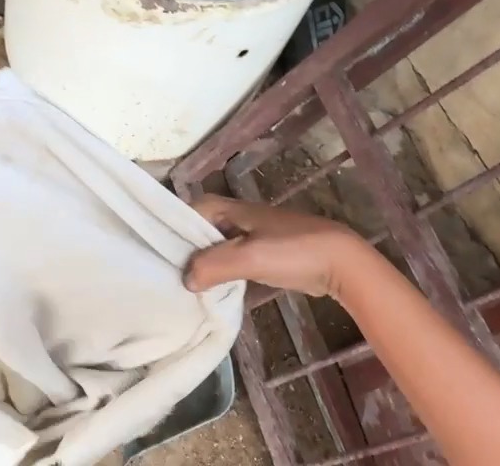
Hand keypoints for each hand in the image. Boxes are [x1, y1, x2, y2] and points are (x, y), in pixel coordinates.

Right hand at [183, 195, 370, 297]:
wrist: (340, 262)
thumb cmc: (293, 251)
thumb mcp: (250, 257)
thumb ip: (216, 265)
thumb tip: (185, 279)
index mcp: (233, 210)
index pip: (193, 209)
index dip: (175, 224)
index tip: (158, 247)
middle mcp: (240, 218)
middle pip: (204, 227)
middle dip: (186, 245)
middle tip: (168, 269)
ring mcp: (255, 236)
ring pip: (219, 244)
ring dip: (205, 260)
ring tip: (186, 283)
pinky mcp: (267, 254)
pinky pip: (235, 259)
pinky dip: (222, 270)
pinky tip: (216, 289)